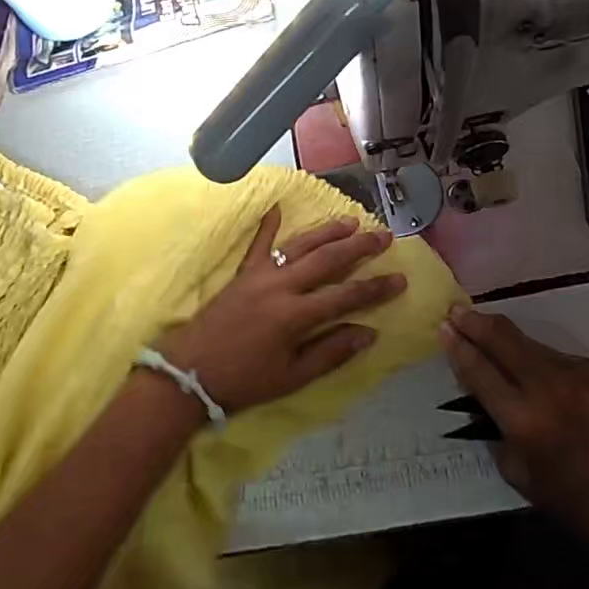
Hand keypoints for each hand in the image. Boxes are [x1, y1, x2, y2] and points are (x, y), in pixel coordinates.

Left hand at [155, 207, 405, 413]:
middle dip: (359, 247)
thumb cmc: (244, 381)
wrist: (188, 374)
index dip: (376, 288)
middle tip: (383, 236)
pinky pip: (258, 245)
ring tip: (351, 220)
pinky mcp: (241, 275)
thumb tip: (368, 333)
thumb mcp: (292, 377)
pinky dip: (268, 225)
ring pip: (299, 246)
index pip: (346, 295)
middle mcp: (280, 287)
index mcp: (295, 315)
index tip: (401, 279)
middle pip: (327, 260)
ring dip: (327, 231)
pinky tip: (277, 207)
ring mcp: (259, 276)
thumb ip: (331, 352)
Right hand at [440, 307, 588, 541]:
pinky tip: (546, 379)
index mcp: (526, 422)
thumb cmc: (584, 506)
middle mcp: (552, 388)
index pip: (480, 371)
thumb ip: (498, 433)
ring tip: (491, 336)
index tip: (444, 329)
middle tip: (457, 312)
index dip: (458, 347)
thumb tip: (484, 398)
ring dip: (510, 343)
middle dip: (476, 323)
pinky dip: (547, 365)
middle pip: (504, 340)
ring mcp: (584, 373)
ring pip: (534, 346)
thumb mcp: (523, 478)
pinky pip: (564, 360)